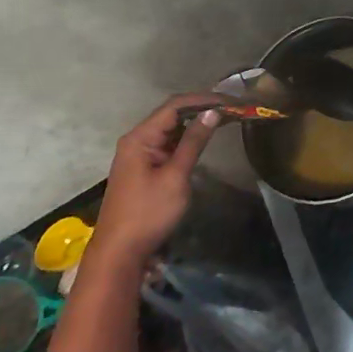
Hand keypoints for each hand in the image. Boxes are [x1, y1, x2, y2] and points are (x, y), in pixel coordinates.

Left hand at [93, 93, 223, 266]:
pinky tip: (203, 139)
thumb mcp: (175, 176)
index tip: (231, 99)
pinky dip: (186, 139)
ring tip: (224, 118)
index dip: (203, 99)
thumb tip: (212, 112)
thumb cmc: (148, 213)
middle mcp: (136, 140)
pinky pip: (167, 144)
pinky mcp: (143, 168)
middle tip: (232, 107)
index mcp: (140, 138)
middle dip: (201, 107)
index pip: (174, 106)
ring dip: (195, 123)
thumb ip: (193, 142)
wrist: (120, 252)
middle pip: (171, 114)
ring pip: (170, 129)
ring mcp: (138, 154)